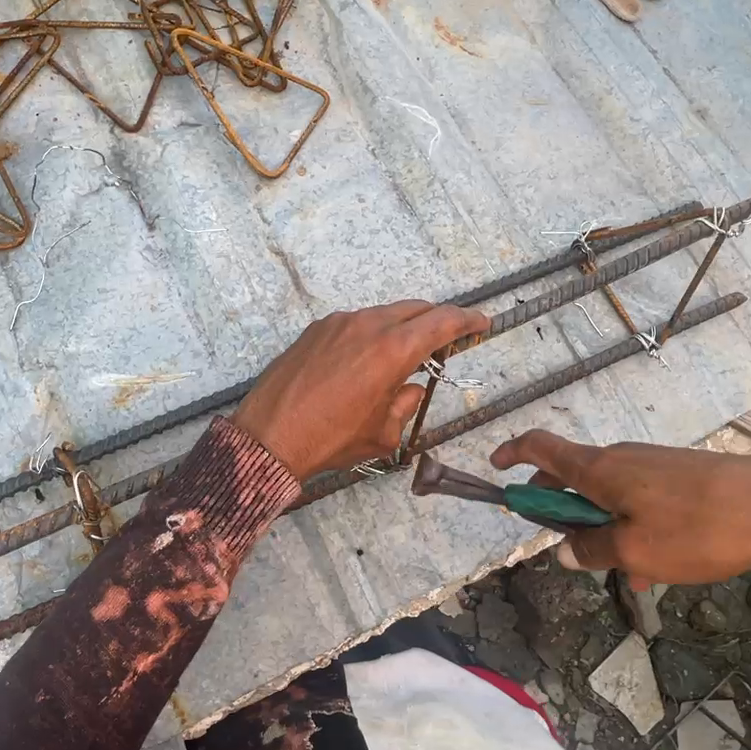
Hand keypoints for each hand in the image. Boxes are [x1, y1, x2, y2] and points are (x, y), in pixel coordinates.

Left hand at [232, 301, 489, 477]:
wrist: (268, 437)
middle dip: (436, 320)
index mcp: (391, 350)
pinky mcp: (315, 329)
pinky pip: (354, 323)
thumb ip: (405, 404)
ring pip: (382, 314)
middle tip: (449, 337)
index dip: (466, 320)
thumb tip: (411, 389)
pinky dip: (370, 334)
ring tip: (404, 353)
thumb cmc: (330, 439)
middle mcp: (366, 325)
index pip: (441, 322)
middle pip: (414, 310)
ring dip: (401, 327)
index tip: (482, 322)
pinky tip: (365, 360)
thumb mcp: (382, 433)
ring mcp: (337, 323)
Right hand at [489, 431, 750, 586]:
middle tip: (564, 544)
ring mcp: (652, 464)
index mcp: (599, 470)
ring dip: (603, 526)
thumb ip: (592, 550)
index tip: (496, 467)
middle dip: (560, 509)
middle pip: (572, 476)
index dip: (512, 453)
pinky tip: (660, 565)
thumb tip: (563, 550)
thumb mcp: (636, 550)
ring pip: (610, 493)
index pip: (541, 447)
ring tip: (626, 572)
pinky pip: (640, 498)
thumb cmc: (697, 528)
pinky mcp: (680, 475)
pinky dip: (633, 524)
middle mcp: (619, 459)